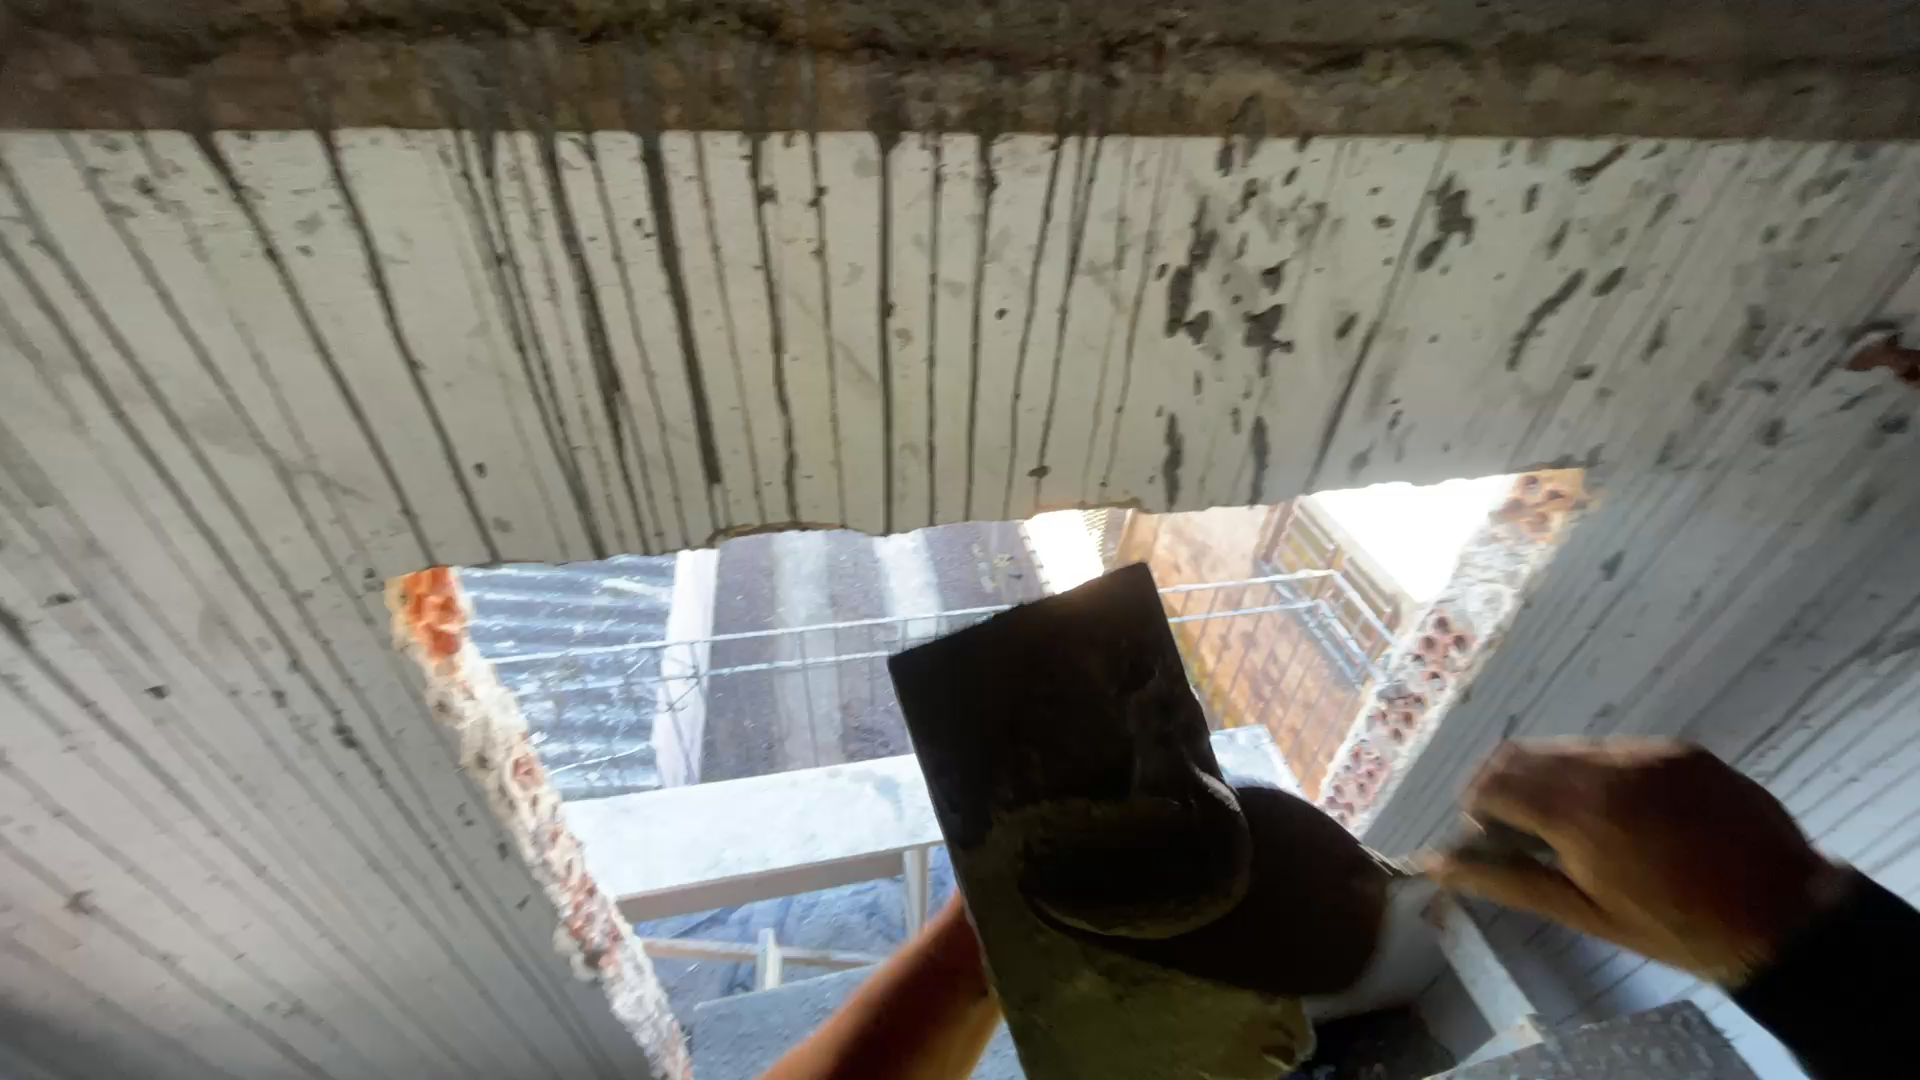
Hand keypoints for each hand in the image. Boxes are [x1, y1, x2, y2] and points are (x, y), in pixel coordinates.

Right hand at [1423, 738, 1847, 985]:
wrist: (1797, 925)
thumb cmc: (1676, 928)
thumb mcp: (1583, 912)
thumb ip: (1504, 878)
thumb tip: (1432, 862)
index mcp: (1580, 813)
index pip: (1492, 782)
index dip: (1478, 805)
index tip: (1493, 834)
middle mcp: (1607, 768)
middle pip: (1519, 755)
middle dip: (1506, 786)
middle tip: (1526, 826)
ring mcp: (1648, 753)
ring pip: (1563, 748)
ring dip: (1550, 777)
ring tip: (1580, 820)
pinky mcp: (1681, 750)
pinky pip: (1612, 749)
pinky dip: (1597, 773)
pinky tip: (1627, 811)